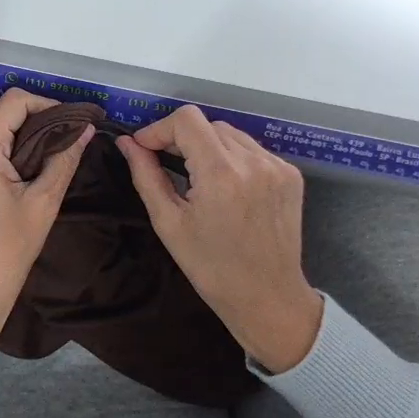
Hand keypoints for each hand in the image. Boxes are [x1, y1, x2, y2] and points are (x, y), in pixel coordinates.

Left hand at [0, 89, 91, 387]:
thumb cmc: (5, 255)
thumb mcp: (43, 203)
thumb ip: (64, 158)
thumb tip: (86, 129)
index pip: (14, 101)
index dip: (48, 103)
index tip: (73, 122)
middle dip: (34, 122)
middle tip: (67, 141)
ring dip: (17, 139)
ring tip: (47, 159)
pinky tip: (20, 174)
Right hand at [117, 107, 322, 373]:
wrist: (268, 297)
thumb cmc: (212, 268)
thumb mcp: (169, 223)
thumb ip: (146, 176)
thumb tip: (128, 143)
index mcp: (221, 173)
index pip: (187, 120)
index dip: (160, 128)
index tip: (145, 148)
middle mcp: (253, 161)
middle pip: (208, 125)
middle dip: (182, 139)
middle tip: (167, 164)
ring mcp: (277, 166)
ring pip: (231, 134)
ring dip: (209, 147)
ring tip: (199, 178)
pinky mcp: (291, 174)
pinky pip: (253, 150)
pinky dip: (234, 159)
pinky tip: (228, 187)